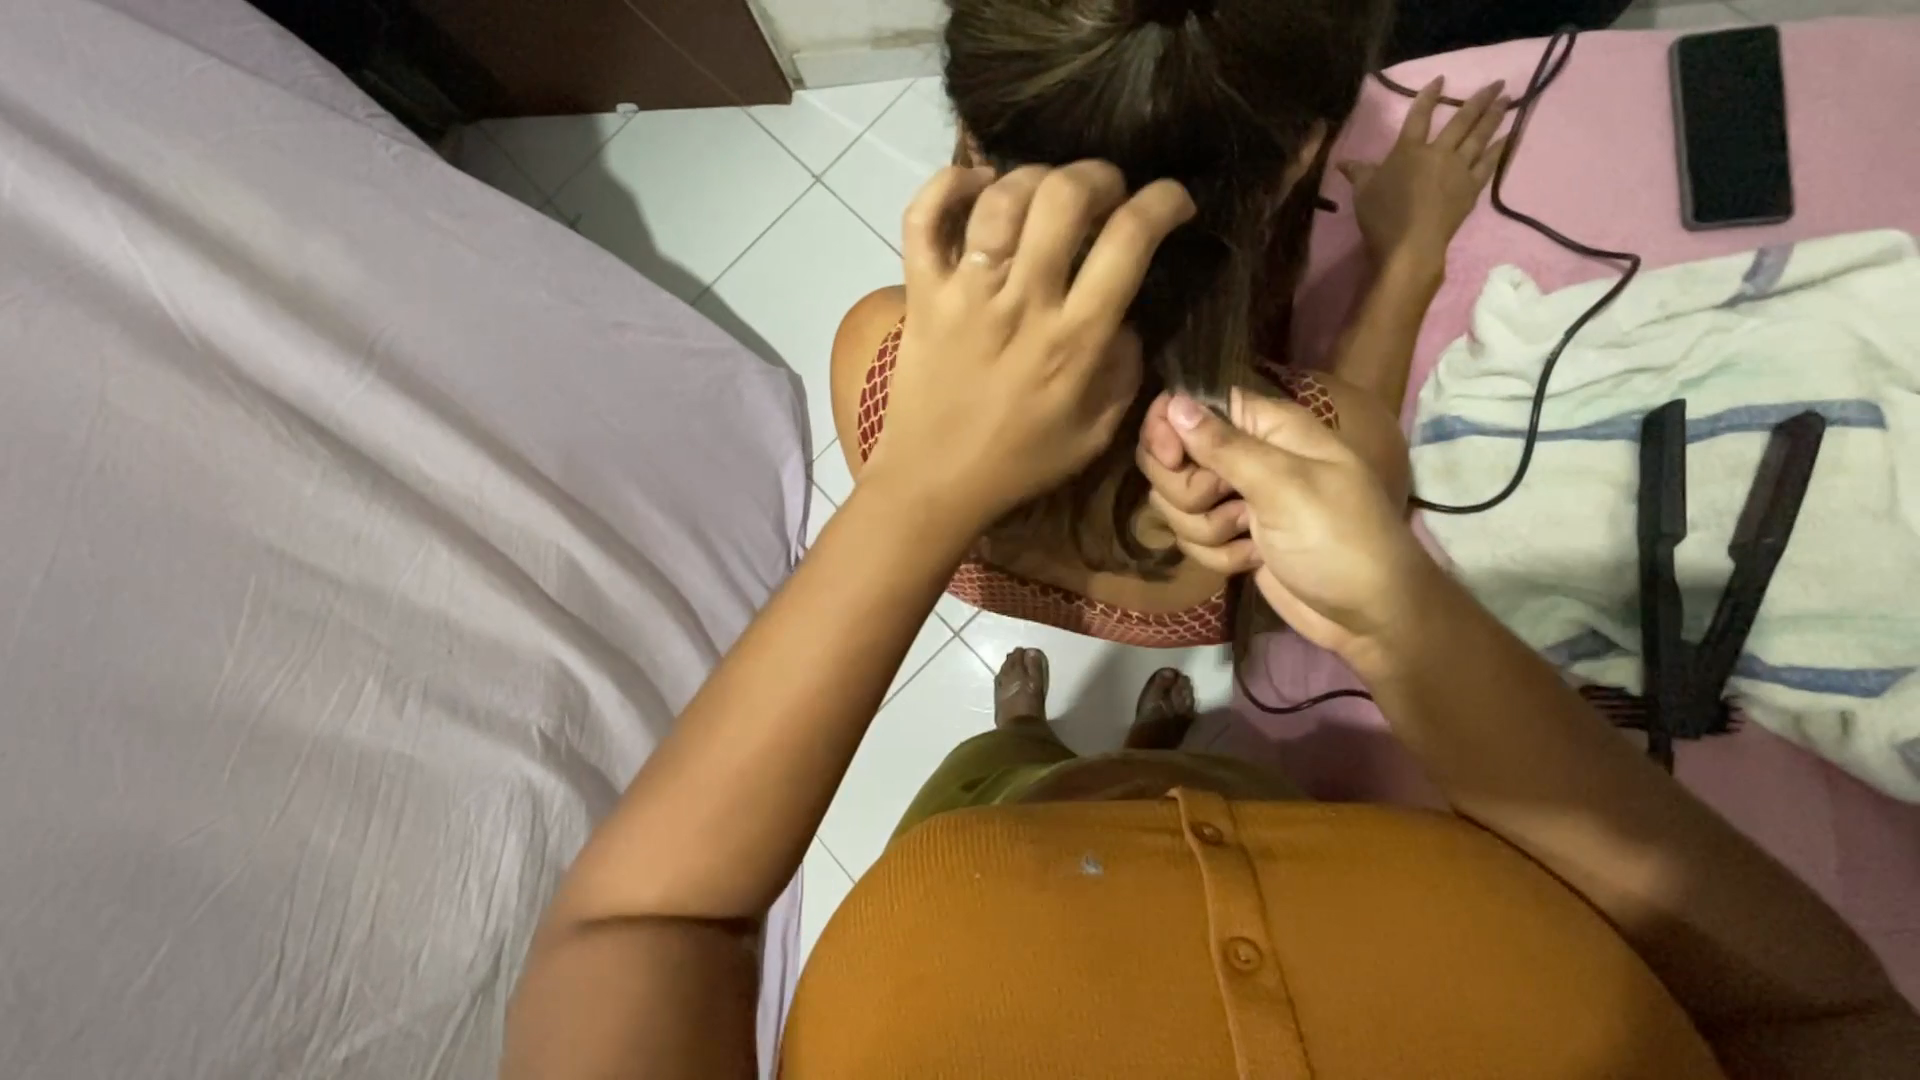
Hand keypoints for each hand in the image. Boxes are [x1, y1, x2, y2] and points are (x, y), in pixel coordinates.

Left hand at [867, 162, 1196, 527]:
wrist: (934, 485)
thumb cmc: (1020, 464)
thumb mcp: (1095, 433)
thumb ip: (1124, 371)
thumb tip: (1129, 317)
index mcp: (1074, 340)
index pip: (1129, 240)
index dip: (1163, 202)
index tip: (1171, 201)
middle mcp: (1022, 303)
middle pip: (1065, 197)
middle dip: (1099, 176)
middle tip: (1105, 193)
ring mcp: (965, 294)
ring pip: (1001, 197)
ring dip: (1034, 177)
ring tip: (1045, 194)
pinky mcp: (920, 294)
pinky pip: (922, 218)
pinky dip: (947, 185)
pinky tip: (975, 185)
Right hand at [1155, 389, 1433, 663]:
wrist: (1368, 614)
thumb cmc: (1338, 538)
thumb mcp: (1284, 486)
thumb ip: (1224, 446)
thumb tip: (1174, 401)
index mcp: (1267, 427)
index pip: (1192, 406)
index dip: (1170, 428)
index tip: (1172, 459)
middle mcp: (1247, 456)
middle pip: (1174, 457)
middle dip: (1186, 491)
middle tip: (1227, 503)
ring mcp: (1238, 499)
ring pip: (1178, 503)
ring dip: (1206, 528)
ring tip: (1250, 536)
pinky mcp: (1233, 537)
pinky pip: (1193, 538)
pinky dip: (1219, 554)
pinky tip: (1253, 559)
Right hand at [1338, 78, 1508, 269]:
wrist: (1410, 244)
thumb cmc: (1381, 217)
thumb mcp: (1362, 193)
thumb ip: (1358, 173)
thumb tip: (1343, 161)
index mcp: (1408, 151)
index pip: (1419, 117)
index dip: (1429, 97)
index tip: (1441, 80)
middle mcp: (1438, 153)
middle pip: (1461, 121)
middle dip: (1478, 100)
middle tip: (1497, 83)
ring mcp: (1458, 169)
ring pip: (1479, 136)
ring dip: (1494, 116)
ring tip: (1506, 100)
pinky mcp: (1471, 188)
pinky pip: (1489, 163)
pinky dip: (1500, 148)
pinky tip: (1508, 137)